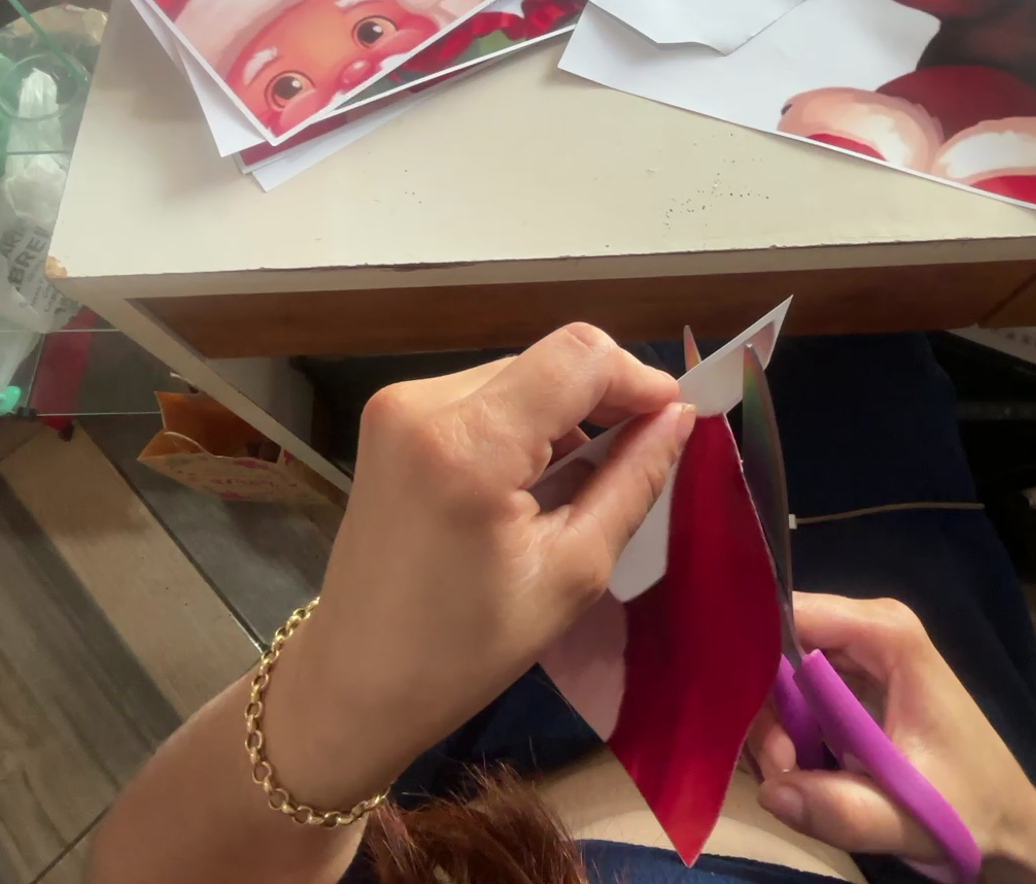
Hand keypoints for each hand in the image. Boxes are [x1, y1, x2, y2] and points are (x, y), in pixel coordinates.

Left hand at [263, 324, 696, 807]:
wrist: (355, 678)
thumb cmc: (467, 649)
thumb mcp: (572, 569)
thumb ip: (633, 479)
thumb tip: (680, 416)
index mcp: (468, 444)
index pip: (577, 357)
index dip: (637, 376)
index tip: (673, 417)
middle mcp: (423, 401)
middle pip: (548, 360)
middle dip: (605, 397)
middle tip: (639, 451)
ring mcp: (398, 404)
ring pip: (519, 373)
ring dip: (564, 412)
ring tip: (579, 479)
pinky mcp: (390, 416)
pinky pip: (484, 394)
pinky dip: (523, 421)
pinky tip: (531, 474)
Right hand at [750, 595, 1035, 882]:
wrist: (1010, 826)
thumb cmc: (972, 810)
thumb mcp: (912, 818)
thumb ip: (844, 809)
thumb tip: (770, 793)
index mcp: (886, 633)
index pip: (789, 611)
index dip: (752, 654)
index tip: (732, 713)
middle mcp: (864, 624)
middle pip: (776, 641)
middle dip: (764, 705)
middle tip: (778, 767)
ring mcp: (853, 645)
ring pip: (776, 664)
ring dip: (769, 721)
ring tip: (792, 774)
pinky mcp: (845, 669)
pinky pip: (789, 682)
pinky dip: (780, 723)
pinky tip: (794, 763)